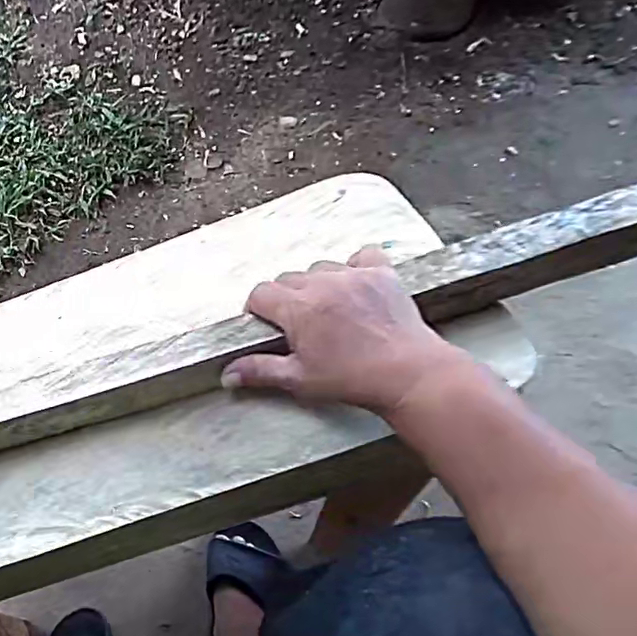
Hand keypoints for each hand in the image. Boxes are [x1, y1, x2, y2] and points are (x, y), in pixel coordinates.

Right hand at [220, 246, 475, 414]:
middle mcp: (323, 283)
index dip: (258, 309)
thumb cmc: (354, 379)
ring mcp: (354, 275)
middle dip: (287, 299)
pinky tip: (356, 288)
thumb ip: (261, 371)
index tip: (266, 323)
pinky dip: (356, 268)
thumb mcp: (300, 379)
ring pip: (321, 267)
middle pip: (289, 279)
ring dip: (318, 284)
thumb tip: (229, 373)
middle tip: (300, 326)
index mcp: (298, 308)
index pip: (261, 293)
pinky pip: (362, 256)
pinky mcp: (382, 274)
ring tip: (330, 311)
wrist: (407, 374)